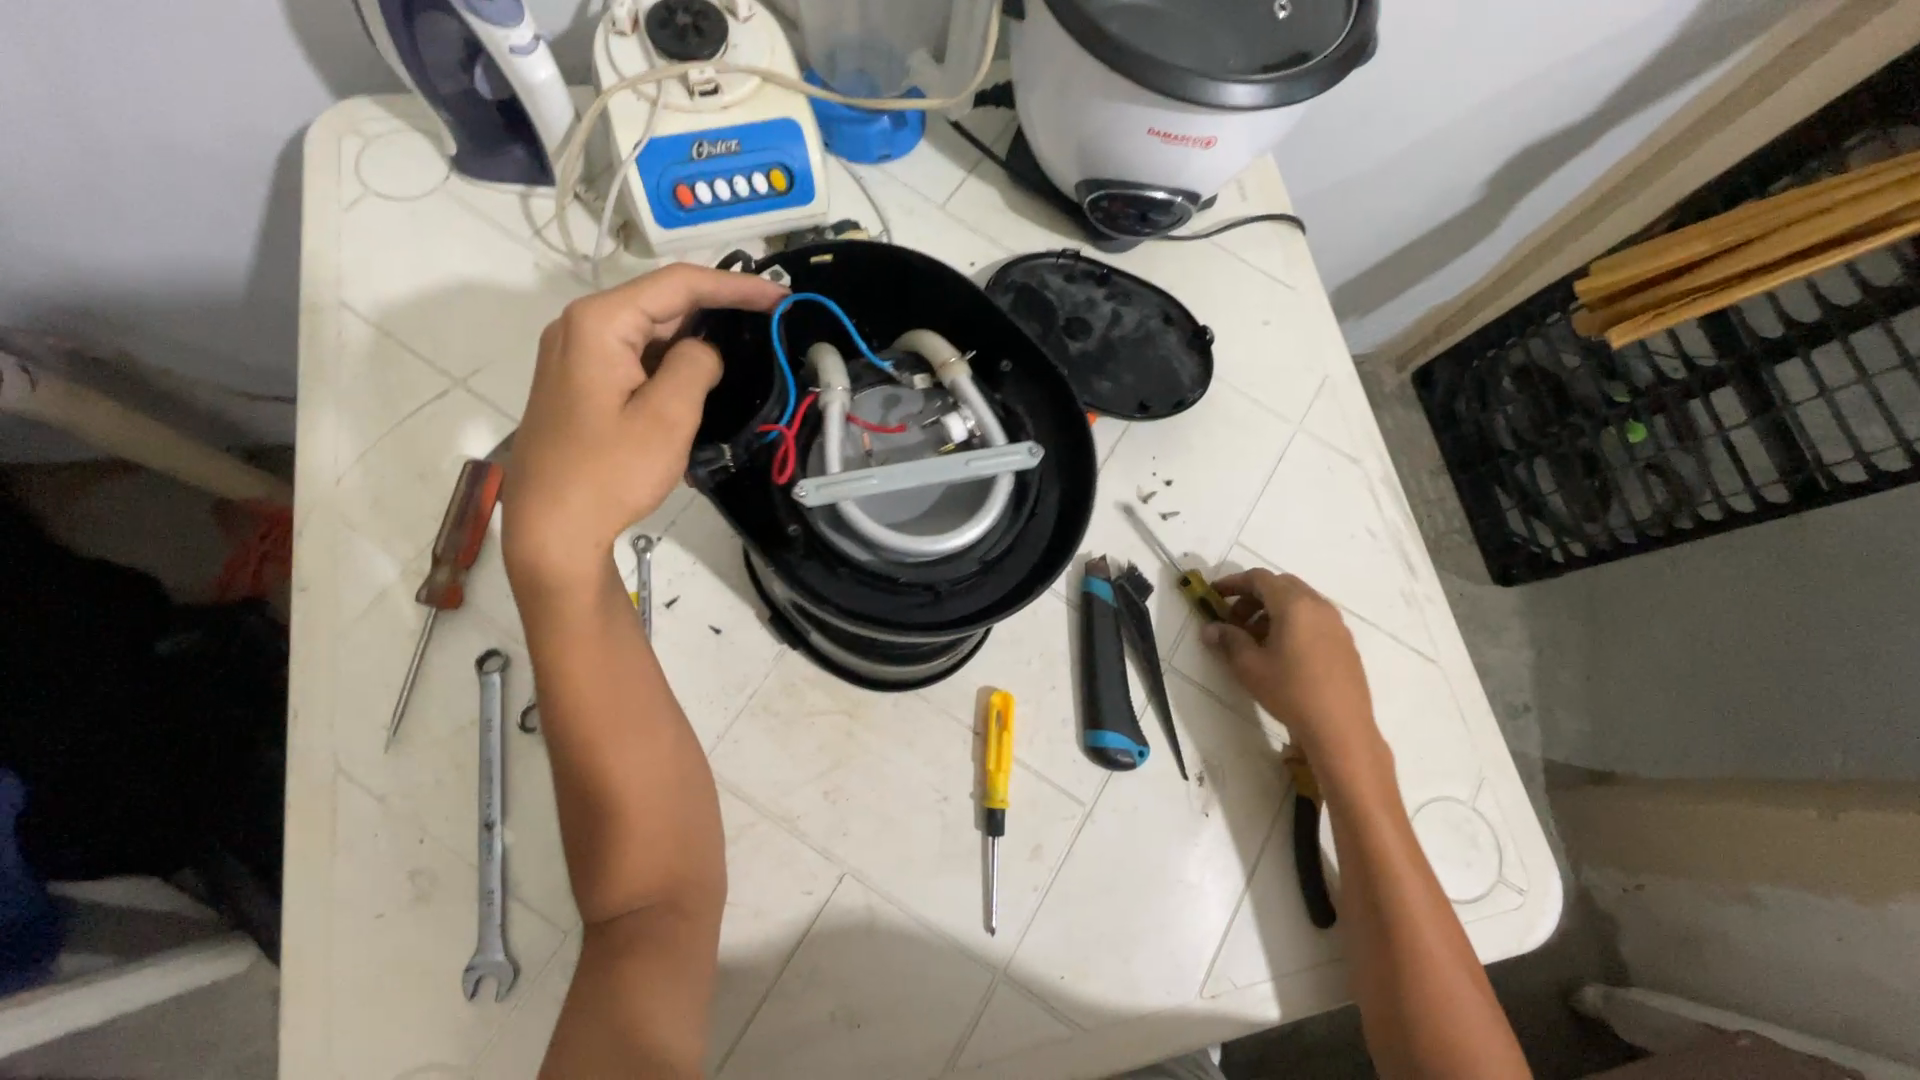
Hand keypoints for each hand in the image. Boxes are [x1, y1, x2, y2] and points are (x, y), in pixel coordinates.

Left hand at [503, 264, 786, 605]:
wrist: (550, 528)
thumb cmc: (609, 472)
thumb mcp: (667, 417)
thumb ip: (696, 366)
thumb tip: (706, 350)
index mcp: (600, 323)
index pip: (679, 284)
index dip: (735, 286)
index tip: (781, 297)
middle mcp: (580, 326)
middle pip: (661, 302)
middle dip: (718, 309)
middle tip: (772, 321)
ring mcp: (576, 354)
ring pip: (649, 331)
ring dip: (696, 338)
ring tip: (748, 345)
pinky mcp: (579, 382)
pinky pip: (634, 356)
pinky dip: (671, 361)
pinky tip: (704, 376)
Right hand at [1200, 569, 1384, 764]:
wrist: (1340, 727)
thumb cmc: (1290, 691)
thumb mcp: (1249, 666)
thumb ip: (1228, 640)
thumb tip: (1210, 629)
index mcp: (1294, 605)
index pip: (1259, 578)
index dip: (1234, 582)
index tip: (1215, 595)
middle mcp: (1318, 605)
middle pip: (1281, 585)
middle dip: (1253, 596)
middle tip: (1234, 620)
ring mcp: (1336, 623)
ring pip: (1299, 601)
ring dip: (1273, 610)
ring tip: (1256, 640)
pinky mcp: (1345, 642)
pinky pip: (1314, 617)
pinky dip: (1293, 621)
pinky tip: (1283, 652)